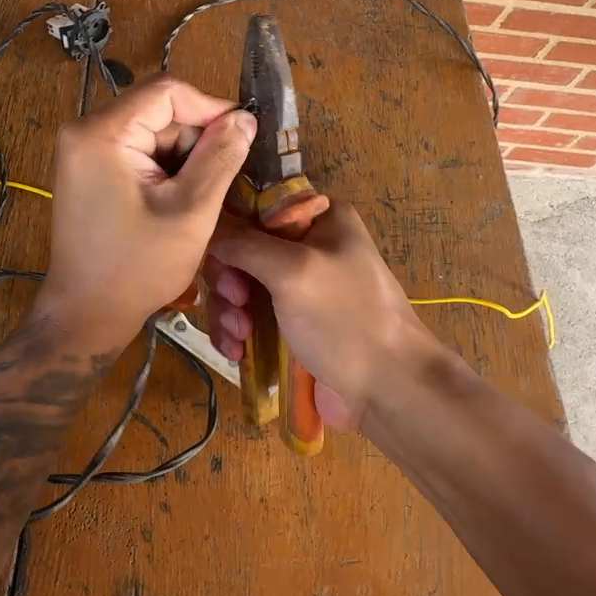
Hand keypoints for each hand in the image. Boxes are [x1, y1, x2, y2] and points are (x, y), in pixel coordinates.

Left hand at [38, 75, 255, 353]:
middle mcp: (85, 131)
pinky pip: (137, 150)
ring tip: (204, 195)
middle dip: (196, 139)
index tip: (243, 136)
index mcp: (101, 133)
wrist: (87, 312)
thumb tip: (245, 118)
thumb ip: (220, 158)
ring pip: (152, 132)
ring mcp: (83, 150)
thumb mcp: (190, 211)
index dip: (210, 108)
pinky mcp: (89, 169)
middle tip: (226, 177)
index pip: (166, 92)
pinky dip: (165, 168)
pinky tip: (181, 199)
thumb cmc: (137, 267)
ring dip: (184, 157)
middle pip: (158, 111)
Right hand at [204, 203, 436, 429]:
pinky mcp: (289, 320)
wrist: (389, 390)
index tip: (223, 263)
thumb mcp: (293, 271)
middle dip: (229, 280)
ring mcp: (298, 285)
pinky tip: (236, 350)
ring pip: (239, 284)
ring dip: (229, 310)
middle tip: (236, 305)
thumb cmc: (347, 319)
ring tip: (238, 336)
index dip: (229, 232)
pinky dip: (236, 330)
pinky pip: (247, 314)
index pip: (253, 206)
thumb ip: (244, 244)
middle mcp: (307, 244)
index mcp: (318, 216)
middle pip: (240, 248)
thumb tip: (206, 228)